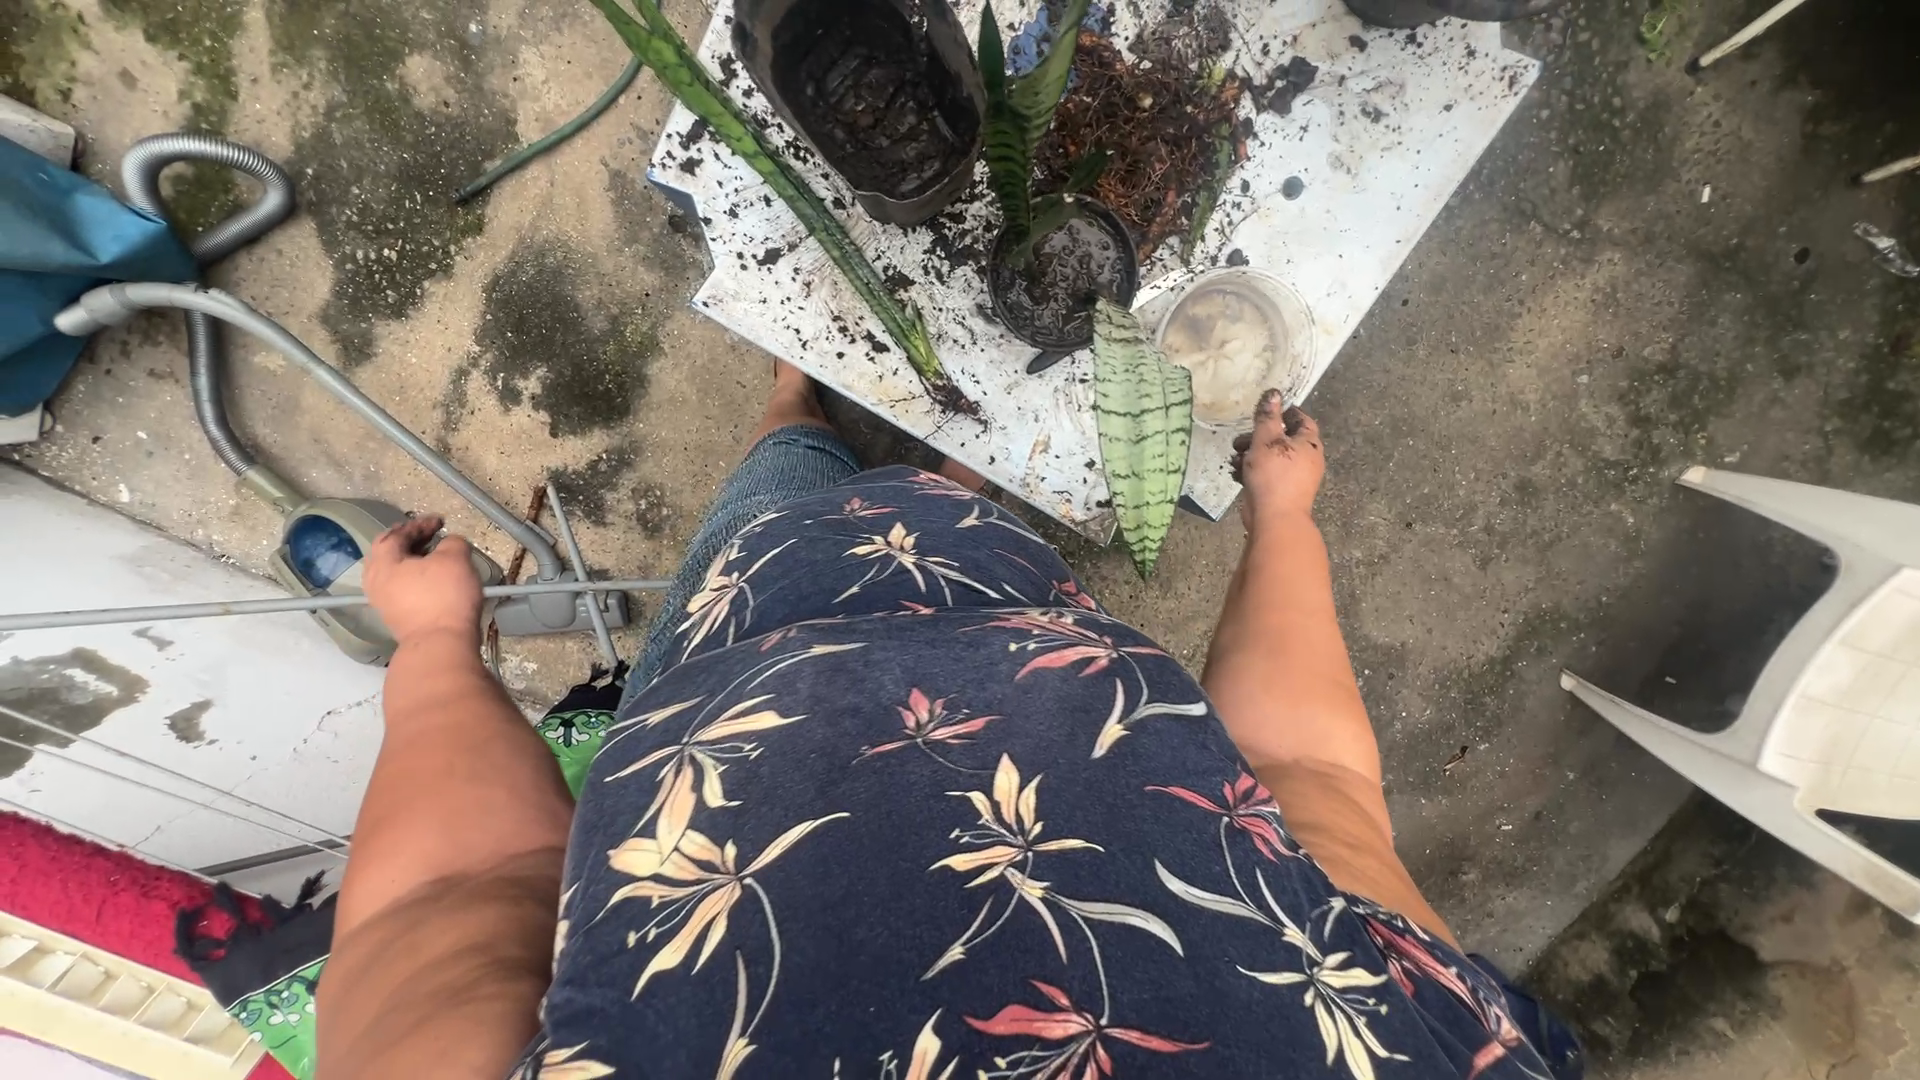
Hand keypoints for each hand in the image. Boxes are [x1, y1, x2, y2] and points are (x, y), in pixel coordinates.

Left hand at [361, 515, 483, 648]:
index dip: (419, 524)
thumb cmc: (445, 596)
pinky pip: (402, 588)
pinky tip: (435, 580)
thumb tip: (450, 543)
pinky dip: (416, 577)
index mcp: (384, 562)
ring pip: (394, 572)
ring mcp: (383, 601)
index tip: (439, 521)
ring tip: (434, 558)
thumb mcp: (456, 559)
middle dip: (409, 542)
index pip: (396, 534)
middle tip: (431, 536)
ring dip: (413, 561)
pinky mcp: (397, 616)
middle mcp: (376, 580)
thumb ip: (452, 543)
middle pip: (388, 553)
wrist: (441, 641)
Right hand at [1230, 390, 1323, 529]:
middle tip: (1240, 439)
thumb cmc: (1273, 474)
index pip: (1301, 419)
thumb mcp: (1267, 440)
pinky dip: (1252, 470)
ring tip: (1235, 458)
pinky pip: (1266, 474)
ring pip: (1271, 457)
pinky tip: (1236, 472)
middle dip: (1258, 437)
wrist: (1274, 517)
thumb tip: (1273, 393)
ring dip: (1251, 454)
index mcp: (1309, 443)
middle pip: (1282, 439)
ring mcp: (1293, 476)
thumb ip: (1268, 416)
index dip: (1283, 412)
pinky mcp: (1279, 490)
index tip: (1263, 411)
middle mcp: (1306, 459)